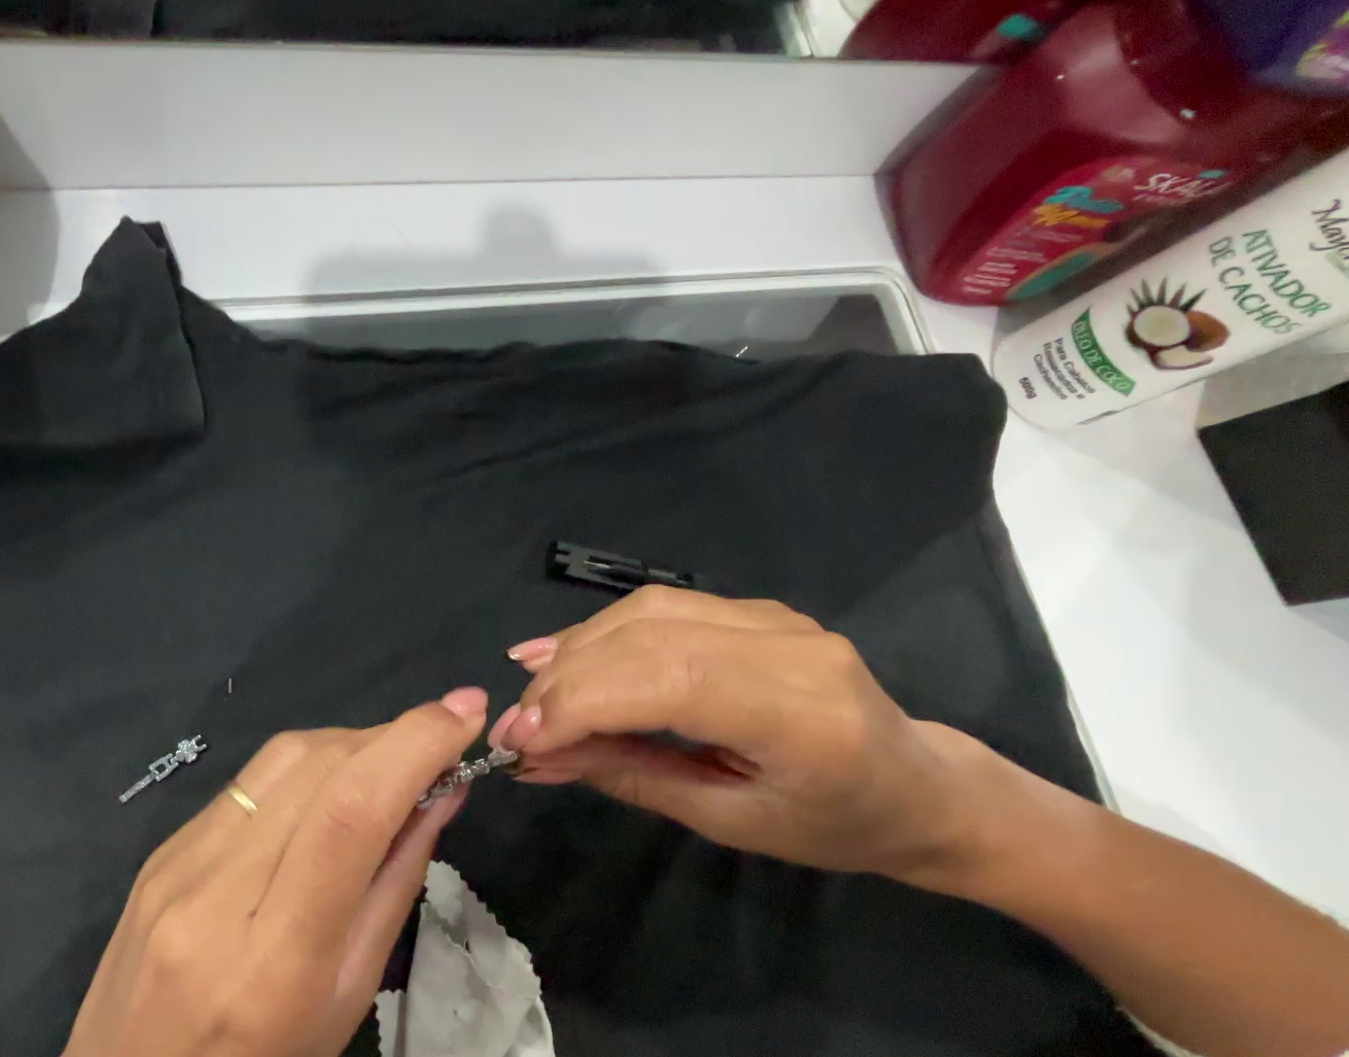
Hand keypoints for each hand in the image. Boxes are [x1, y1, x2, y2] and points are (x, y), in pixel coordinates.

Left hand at [62, 688, 488, 1056]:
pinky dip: (307, 766)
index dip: (414, 745)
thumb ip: (395, 885)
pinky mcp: (163, 846)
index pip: (349, 814)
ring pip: (282, 758)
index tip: (467, 711)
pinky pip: (249, 781)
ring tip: (392, 761)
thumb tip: (443, 790)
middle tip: (441, 740)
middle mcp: (214, 890)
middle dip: (391, 735)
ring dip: (352, 741)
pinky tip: (330, 786)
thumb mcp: (348, 996)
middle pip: (316, 767)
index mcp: (272, 955)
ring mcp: (178, 861)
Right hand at [493, 587, 989, 887]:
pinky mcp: (754, 607)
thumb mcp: (730, 822)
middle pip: (648, 636)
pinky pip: (661, 607)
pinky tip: (561, 653)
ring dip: (575, 649)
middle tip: (515, 725)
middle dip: (567, 679)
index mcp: (801, 715)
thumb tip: (538, 756)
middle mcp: (789, 646)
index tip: (520, 740)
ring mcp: (773, 615)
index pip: (669, 680)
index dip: (582, 702)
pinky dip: (603, 632)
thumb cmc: (834, 827)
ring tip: (530, 691)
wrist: (918, 786)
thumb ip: (630, 775)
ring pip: (645, 611)